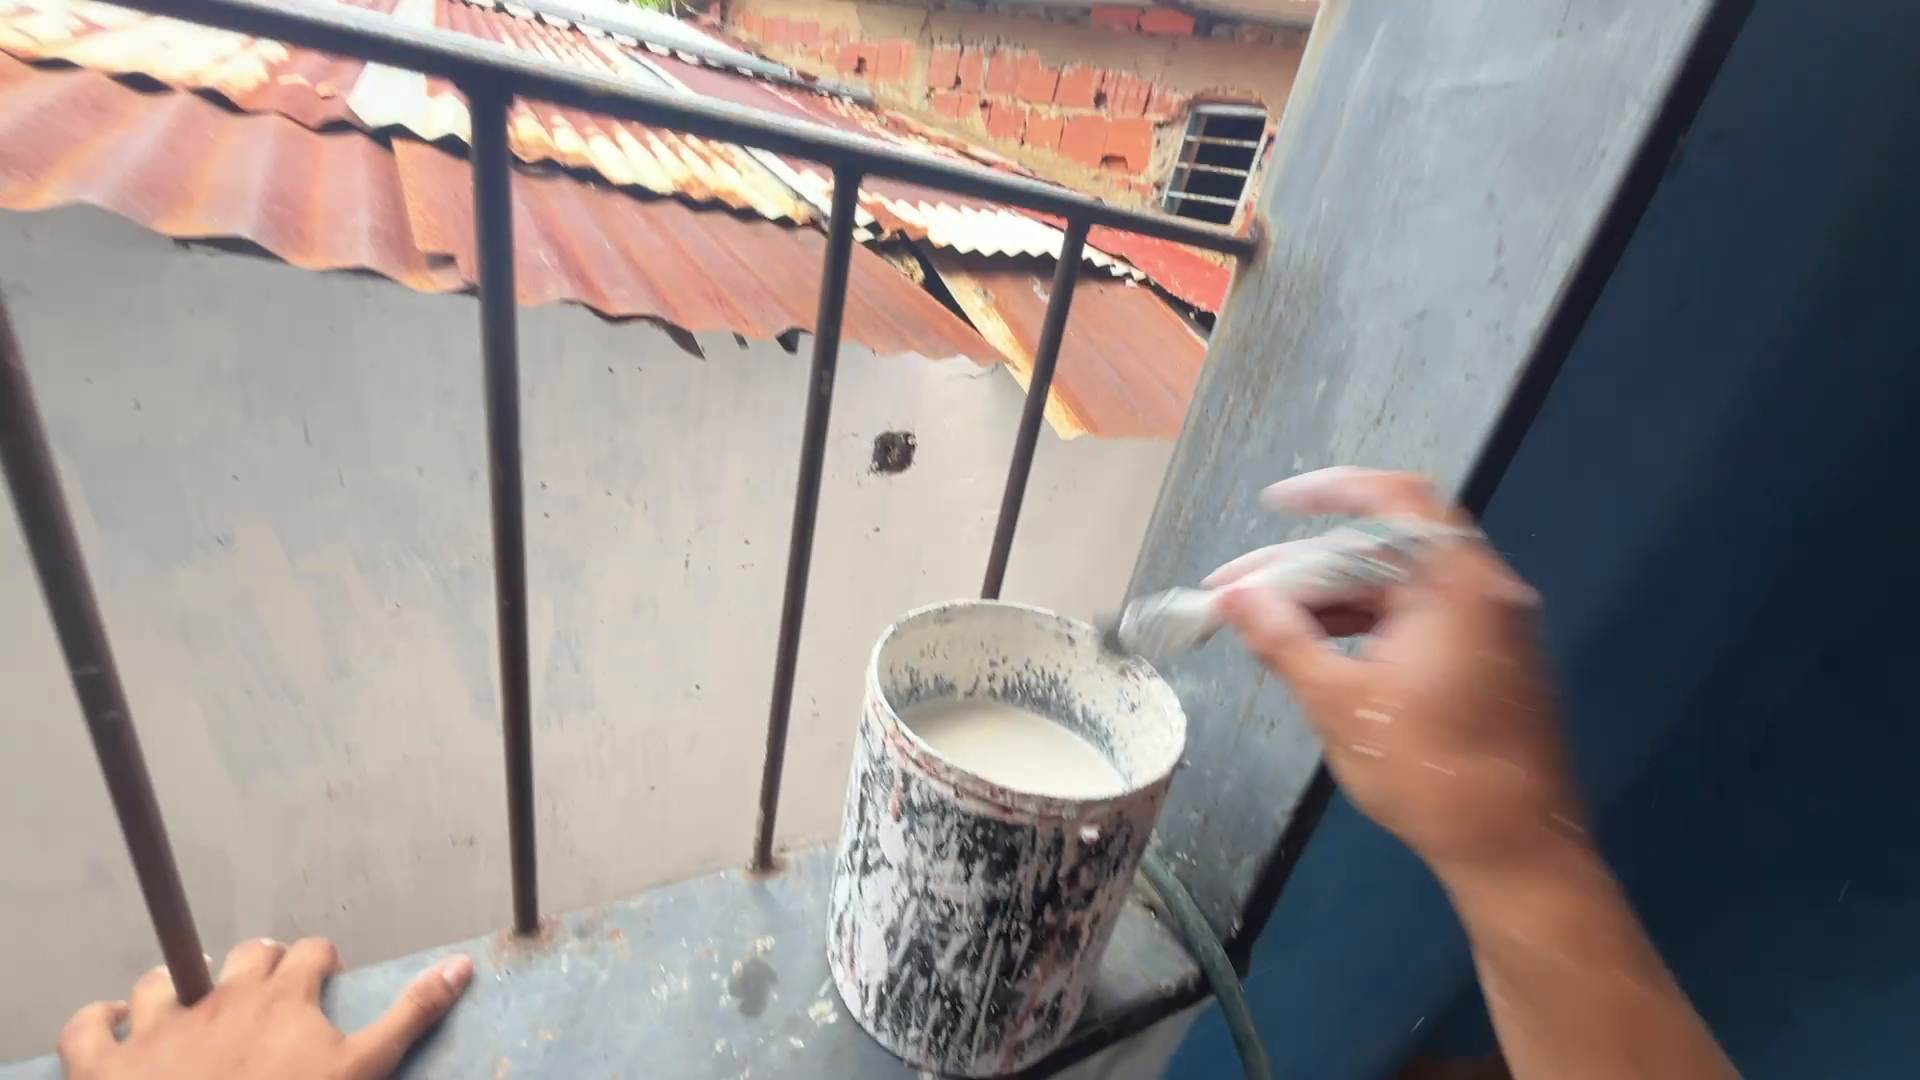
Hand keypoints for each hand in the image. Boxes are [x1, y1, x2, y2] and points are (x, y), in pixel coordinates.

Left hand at [59, 938, 472, 1079]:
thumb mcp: (363, 1067)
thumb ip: (412, 1012)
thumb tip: (462, 964)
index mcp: (283, 995)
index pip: (311, 949)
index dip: (323, 961)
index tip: (326, 984)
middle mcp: (222, 998)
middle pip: (245, 952)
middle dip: (260, 961)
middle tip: (269, 990)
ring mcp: (155, 1031)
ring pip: (162, 979)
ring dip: (176, 984)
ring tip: (189, 1002)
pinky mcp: (98, 1070)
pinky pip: (81, 1029)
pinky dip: (93, 1022)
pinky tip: (108, 1027)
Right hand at [1210, 467, 1585, 876]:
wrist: (1516, 855)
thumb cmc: (1431, 773)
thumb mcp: (1340, 703)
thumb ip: (1282, 639)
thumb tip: (1231, 596)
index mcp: (1457, 588)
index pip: (1397, 500)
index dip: (1332, 489)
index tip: (1275, 503)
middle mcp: (1476, 593)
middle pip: (1375, 552)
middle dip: (1296, 568)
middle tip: (1232, 592)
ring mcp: (1478, 628)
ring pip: (1383, 589)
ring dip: (1318, 601)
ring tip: (1255, 625)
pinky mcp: (1473, 659)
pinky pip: (1401, 619)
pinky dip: (1351, 625)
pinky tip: (1303, 648)